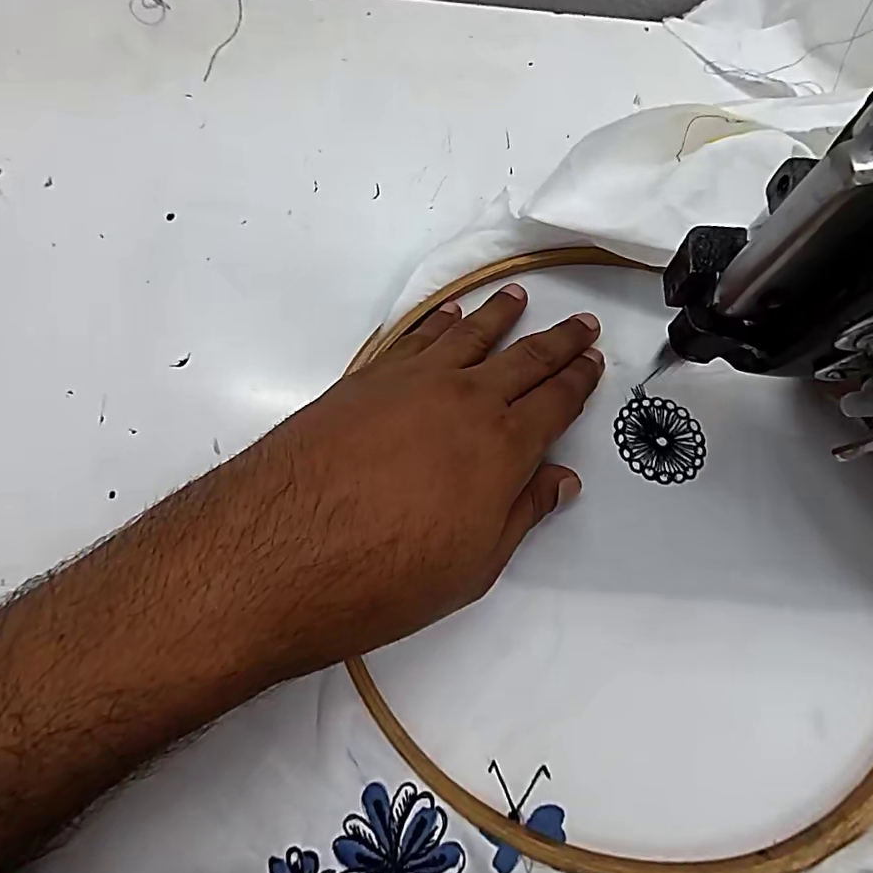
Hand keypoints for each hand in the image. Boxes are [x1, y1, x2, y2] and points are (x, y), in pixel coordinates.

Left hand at [185, 283, 603, 678]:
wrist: (280, 549)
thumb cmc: (386, 575)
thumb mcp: (472, 564)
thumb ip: (521, 513)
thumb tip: (561, 479)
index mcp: (501, 447)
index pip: (554, 403)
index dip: (578, 380)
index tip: (592, 360)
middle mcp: (465, 401)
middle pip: (523, 360)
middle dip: (557, 341)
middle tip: (580, 326)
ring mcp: (413, 382)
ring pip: (470, 335)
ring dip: (499, 315)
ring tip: (518, 298)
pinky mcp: (367, 378)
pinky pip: (415, 337)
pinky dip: (437, 321)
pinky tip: (449, 314)